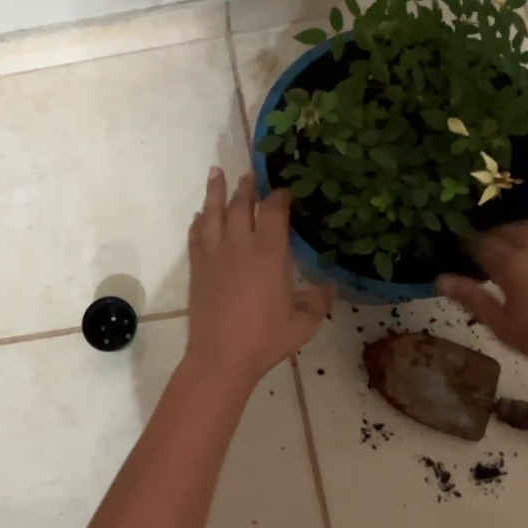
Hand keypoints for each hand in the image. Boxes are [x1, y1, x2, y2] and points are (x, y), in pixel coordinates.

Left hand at [184, 168, 334, 387]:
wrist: (220, 356)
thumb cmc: (265, 339)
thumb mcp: (303, 323)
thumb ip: (318, 301)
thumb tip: (330, 287)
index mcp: (269, 252)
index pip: (273, 210)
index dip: (279, 196)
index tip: (284, 191)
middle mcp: (240, 244)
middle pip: (241, 204)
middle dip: (246, 186)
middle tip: (248, 173)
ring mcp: (214, 253)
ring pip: (213, 212)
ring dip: (215, 191)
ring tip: (216, 172)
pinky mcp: (197, 266)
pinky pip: (196, 234)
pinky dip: (199, 221)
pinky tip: (201, 216)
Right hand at [437, 193, 527, 390]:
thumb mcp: (505, 328)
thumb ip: (472, 299)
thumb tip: (439, 279)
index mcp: (511, 265)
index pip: (479, 244)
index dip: (466, 246)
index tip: (459, 252)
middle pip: (505, 231)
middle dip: (490, 237)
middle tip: (483, 252)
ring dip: (519, 227)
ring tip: (511, 237)